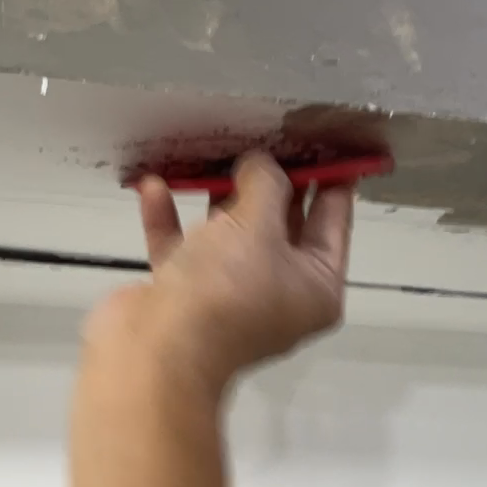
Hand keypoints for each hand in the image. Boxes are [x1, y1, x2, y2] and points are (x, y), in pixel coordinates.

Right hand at [85, 152, 355, 391]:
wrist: (156, 353)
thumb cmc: (224, 289)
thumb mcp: (257, 225)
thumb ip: (266, 184)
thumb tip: (261, 164)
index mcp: (315, 286)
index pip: (333, 220)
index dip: (329, 176)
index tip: (319, 136)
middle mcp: (277, 292)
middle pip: (280, 225)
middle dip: (268, 181)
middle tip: (264, 133)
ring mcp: (227, 295)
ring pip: (227, 235)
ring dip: (216, 197)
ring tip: (212, 151)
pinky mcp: (182, 295)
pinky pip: (182, 248)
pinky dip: (169, 220)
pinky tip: (154, 185)